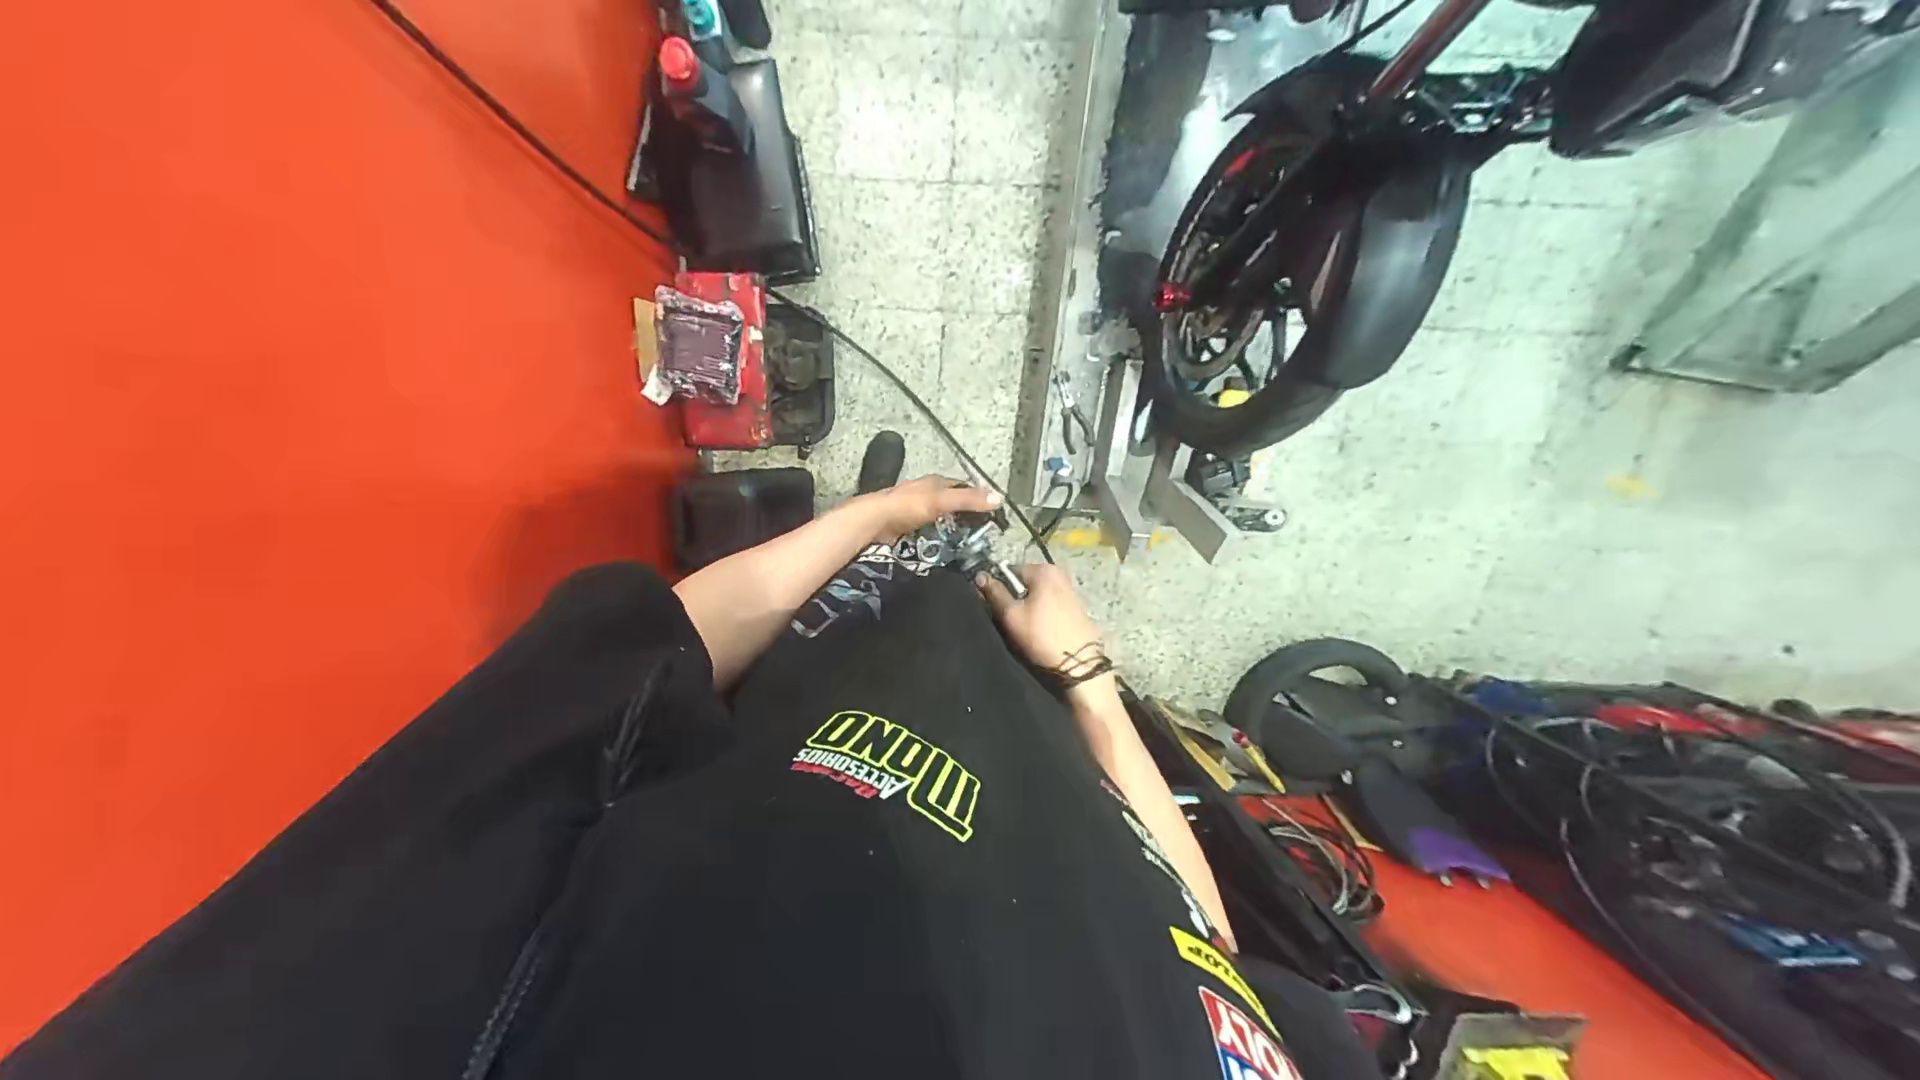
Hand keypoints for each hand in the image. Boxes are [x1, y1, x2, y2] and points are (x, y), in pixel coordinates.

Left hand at [861, 475, 1000, 540]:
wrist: (874, 521)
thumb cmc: (908, 506)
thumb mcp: (942, 501)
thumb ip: (969, 499)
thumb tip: (999, 498)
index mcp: (936, 482)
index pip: (964, 487)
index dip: (978, 498)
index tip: (991, 514)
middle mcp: (926, 492)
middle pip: (952, 502)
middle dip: (965, 515)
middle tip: (980, 533)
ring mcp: (915, 509)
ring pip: (940, 517)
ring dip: (951, 527)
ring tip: (965, 543)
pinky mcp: (906, 524)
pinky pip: (928, 530)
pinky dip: (937, 536)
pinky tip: (942, 546)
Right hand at [976, 563, 1104, 671]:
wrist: (1079, 664)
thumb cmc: (1042, 636)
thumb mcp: (1011, 615)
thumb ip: (994, 593)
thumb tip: (980, 576)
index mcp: (1045, 570)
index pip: (1009, 571)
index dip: (998, 588)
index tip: (996, 607)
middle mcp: (1060, 574)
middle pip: (1025, 583)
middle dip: (1015, 598)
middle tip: (1010, 620)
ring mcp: (1071, 590)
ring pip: (1038, 595)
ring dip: (1029, 607)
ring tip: (1025, 628)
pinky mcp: (1077, 607)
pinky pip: (1051, 604)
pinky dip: (1043, 613)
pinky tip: (1041, 631)